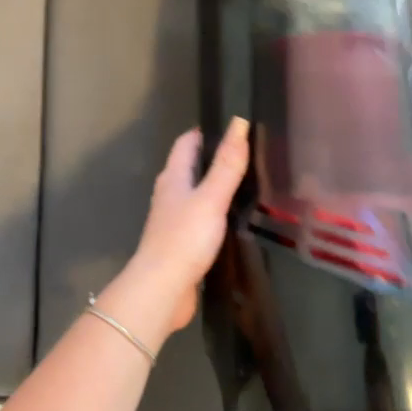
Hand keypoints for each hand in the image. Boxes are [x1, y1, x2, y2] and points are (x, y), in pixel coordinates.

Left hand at [105, 117, 251, 336]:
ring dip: (215, 188)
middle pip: (191, 167)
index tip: (234, 129)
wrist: (163, 288)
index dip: (207, 133)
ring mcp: (174, 219)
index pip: (187, 143)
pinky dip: (216, 214)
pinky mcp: (181, 242)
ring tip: (248, 187)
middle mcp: (170, 193)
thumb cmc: (184, 237)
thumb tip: (238, 122)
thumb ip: (227, 164)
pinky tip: (234, 222)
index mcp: (173, 176)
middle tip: (249, 157)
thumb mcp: (211, 197)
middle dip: (214, 159)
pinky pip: (200, 219)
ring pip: (196, 194)